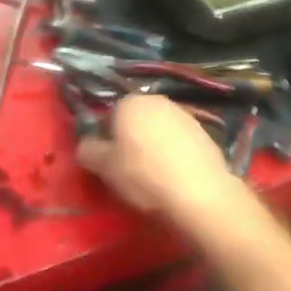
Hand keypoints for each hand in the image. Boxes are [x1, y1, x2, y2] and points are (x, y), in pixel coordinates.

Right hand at [77, 95, 251, 230]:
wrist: (197, 190)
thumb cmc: (143, 175)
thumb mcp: (103, 167)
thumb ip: (89, 151)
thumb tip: (87, 145)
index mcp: (130, 102)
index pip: (109, 117)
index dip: (106, 141)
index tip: (108, 164)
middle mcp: (157, 100)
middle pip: (135, 120)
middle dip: (130, 140)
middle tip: (129, 170)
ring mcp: (183, 113)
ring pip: (158, 129)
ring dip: (153, 145)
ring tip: (153, 175)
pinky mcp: (202, 129)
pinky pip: (178, 139)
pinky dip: (173, 152)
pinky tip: (174, 174)